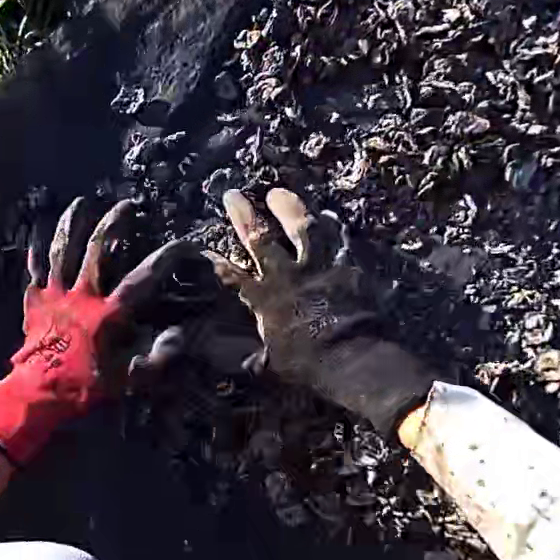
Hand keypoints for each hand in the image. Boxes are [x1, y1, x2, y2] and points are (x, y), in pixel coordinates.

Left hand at [0, 198, 191, 465]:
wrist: (39, 391)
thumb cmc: (85, 384)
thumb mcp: (127, 377)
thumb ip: (156, 356)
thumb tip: (182, 334)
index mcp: (108, 313)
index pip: (142, 278)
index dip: (165, 258)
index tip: (183, 243)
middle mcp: (82, 294)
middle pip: (99, 248)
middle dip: (115, 223)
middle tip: (127, 205)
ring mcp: (56, 292)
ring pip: (65, 248)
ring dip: (74, 223)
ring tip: (82, 202)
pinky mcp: (35, 297)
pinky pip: (35, 264)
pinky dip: (37, 244)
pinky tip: (38, 225)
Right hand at [203, 188, 438, 436]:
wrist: (354, 359)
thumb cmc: (307, 366)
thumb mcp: (268, 364)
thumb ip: (248, 354)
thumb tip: (224, 359)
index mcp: (264, 299)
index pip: (233, 276)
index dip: (217, 262)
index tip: (204, 249)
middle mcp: (287, 276)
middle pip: (261, 239)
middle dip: (245, 216)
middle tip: (233, 195)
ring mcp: (319, 268)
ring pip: (302, 230)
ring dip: (289, 209)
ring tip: (278, 193)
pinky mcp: (349, 269)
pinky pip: (341, 241)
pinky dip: (334, 228)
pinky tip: (329, 216)